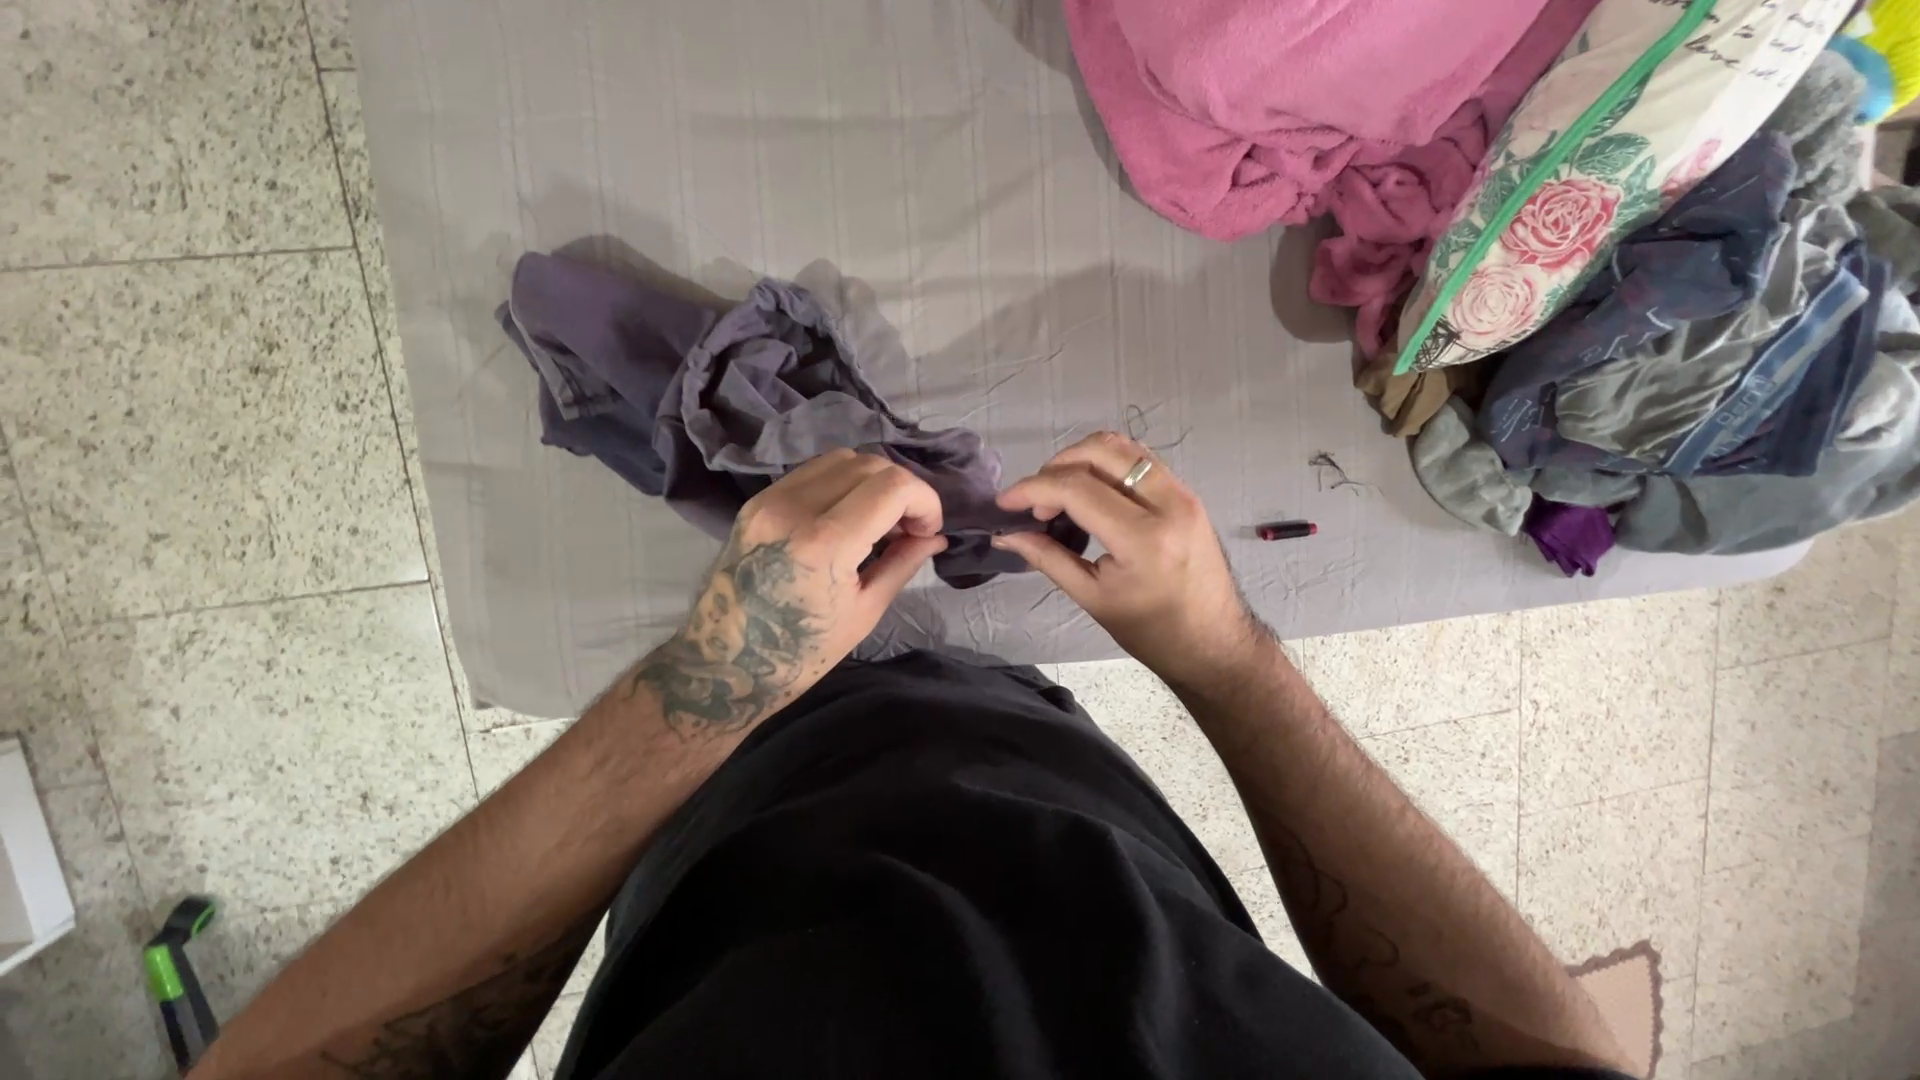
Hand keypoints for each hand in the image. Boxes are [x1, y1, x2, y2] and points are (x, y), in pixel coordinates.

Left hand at [627, 449, 945, 737]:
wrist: (723, 664)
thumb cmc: (800, 652)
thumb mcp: (865, 612)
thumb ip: (903, 563)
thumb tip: (936, 536)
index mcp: (825, 544)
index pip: (892, 486)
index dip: (924, 501)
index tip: (928, 530)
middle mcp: (794, 508)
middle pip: (870, 464)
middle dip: (903, 489)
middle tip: (908, 528)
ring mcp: (770, 500)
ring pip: (841, 459)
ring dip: (873, 481)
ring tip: (879, 520)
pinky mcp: (757, 502)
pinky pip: (812, 471)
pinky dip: (843, 482)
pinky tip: (849, 515)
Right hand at [993, 432, 1270, 687]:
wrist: (1215, 643)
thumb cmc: (1151, 632)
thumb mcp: (1093, 598)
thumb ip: (1047, 558)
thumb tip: (1006, 535)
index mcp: (1143, 539)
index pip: (1077, 490)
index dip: (1033, 489)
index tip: (1005, 503)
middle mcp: (1168, 503)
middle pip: (1099, 453)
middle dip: (1055, 467)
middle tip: (1036, 502)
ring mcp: (1182, 493)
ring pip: (1121, 448)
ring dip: (1081, 460)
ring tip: (1059, 495)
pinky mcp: (1187, 493)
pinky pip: (1139, 459)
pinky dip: (1105, 465)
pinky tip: (1088, 493)